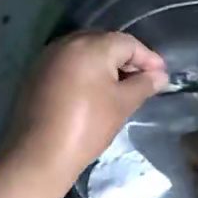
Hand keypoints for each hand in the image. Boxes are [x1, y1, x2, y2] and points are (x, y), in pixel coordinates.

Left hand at [2, 32, 167, 184]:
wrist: (40, 154)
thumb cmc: (87, 126)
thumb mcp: (122, 104)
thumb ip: (144, 85)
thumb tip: (159, 76)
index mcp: (90, 46)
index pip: (127, 43)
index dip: (148, 58)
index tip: (161, 75)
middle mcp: (66, 43)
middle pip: (104, 43)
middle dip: (125, 59)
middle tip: (142, 80)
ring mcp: (47, 58)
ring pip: (84, 54)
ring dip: (104, 66)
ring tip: (119, 87)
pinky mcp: (35, 74)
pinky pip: (67, 65)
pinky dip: (83, 73)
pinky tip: (92, 92)